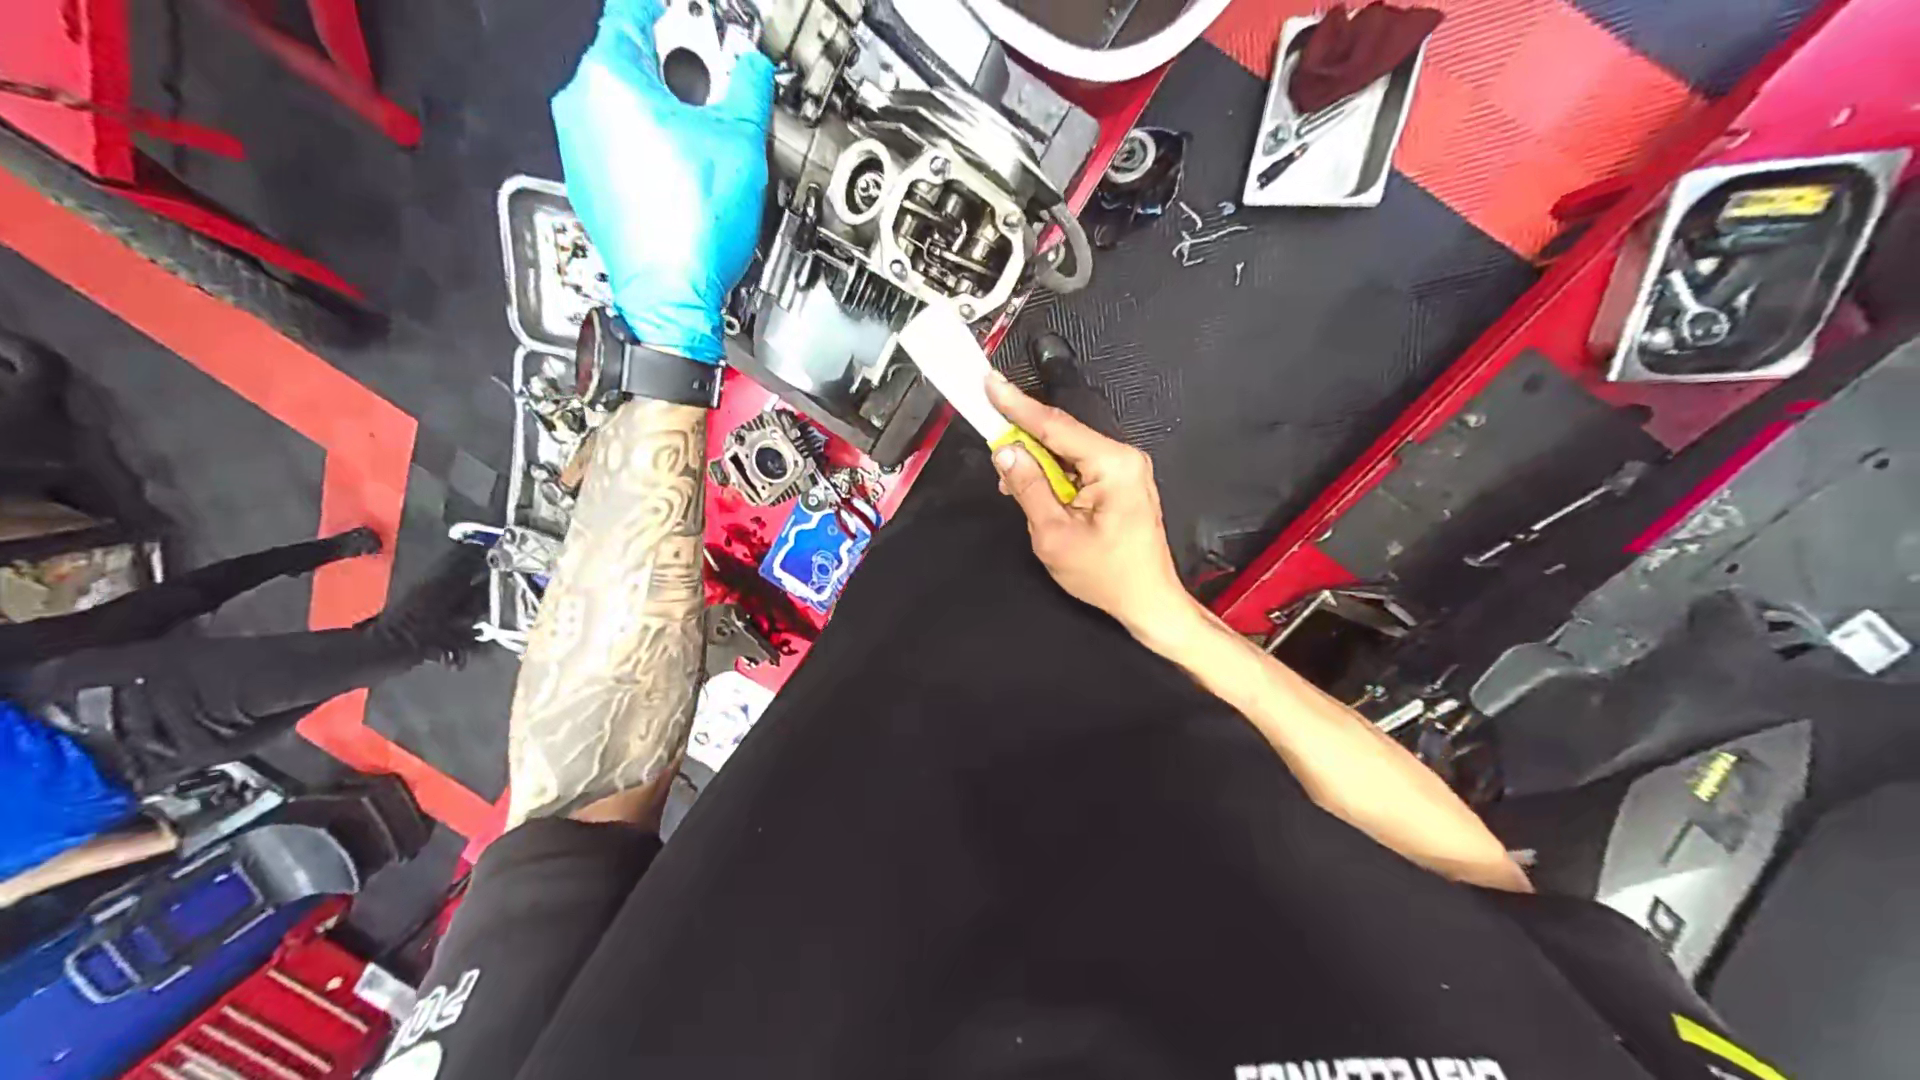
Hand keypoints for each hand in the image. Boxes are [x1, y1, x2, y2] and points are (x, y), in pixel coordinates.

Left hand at [551, 0, 774, 362]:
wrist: (670, 296)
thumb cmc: (691, 229)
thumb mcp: (740, 144)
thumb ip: (748, 88)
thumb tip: (753, 66)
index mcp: (608, 80)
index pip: (635, 9)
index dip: (676, 10)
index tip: (698, 18)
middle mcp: (581, 108)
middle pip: (635, 62)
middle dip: (681, 72)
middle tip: (719, 94)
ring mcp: (581, 151)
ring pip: (629, 109)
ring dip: (670, 114)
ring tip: (708, 146)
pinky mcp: (592, 186)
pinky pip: (623, 148)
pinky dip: (654, 149)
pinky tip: (688, 176)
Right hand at [985, 373, 1193, 634]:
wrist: (1146, 600)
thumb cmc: (1109, 575)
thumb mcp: (1055, 534)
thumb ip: (1028, 487)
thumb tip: (1006, 452)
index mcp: (1113, 465)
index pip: (1055, 426)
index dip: (1016, 405)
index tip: (991, 385)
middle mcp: (1123, 459)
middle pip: (1060, 436)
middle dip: (1022, 442)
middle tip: (992, 444)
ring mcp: (1123, 470)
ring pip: (1065, 453)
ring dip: (1036, 465)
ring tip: (1012, 486)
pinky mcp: (1118, 482)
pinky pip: (1076, 467)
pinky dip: (1052, 476)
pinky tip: (1035, 492)